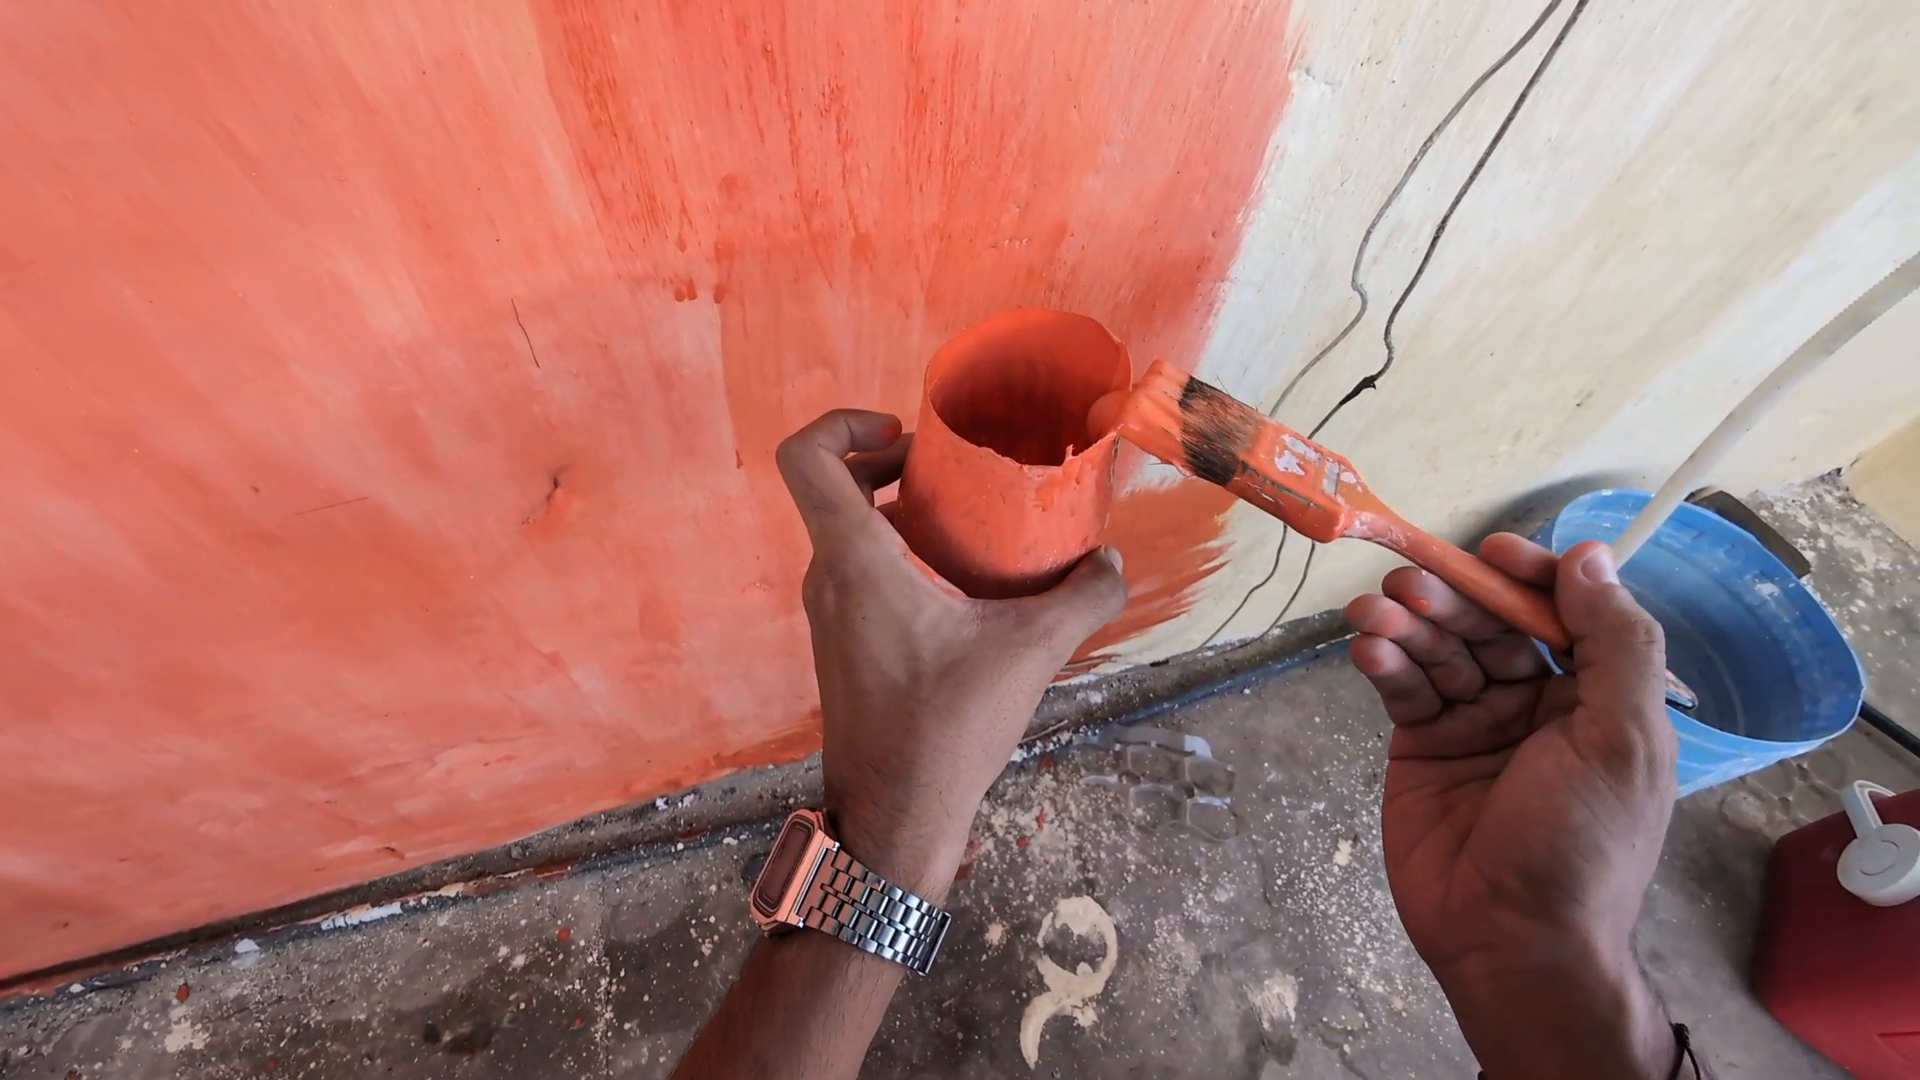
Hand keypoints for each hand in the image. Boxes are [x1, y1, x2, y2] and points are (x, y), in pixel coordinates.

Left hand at [776, 409, 1126, 898]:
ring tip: (965, 518)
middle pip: (833, 486)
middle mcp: (827, 575)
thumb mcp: (1030, 654)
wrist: (894, 815)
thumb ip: (1083, 598)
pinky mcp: (841, 638)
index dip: (843, 423)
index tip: (904, 435)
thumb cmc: (947, 727)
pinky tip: (956, 578)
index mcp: (854, 560)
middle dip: (889, 460)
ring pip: (848, 529)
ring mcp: (828, 610)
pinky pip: (858, 567)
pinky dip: (897, 550)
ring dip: (898, 509)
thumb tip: (1111, 562)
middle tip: (950, 469)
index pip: (807, 458)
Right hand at [1344, 535, 1677, 1078]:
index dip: (1529, 577)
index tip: (1491, 551)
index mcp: (1593, 699)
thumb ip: (1614, 645)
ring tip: (1370, 614)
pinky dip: (1383, 663)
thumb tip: (1592, 556)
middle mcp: (1531, 701)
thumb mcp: (1620, 741)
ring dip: (1403, 627)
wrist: (1505, 933)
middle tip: (1406, 585)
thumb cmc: (1577, 840)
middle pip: (1486, 627)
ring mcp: (1469, 719)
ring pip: (1436, 651)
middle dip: (1449, 601)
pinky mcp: (1418, 739)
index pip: (1560, 616)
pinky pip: (1401, 687)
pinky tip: (1366, 649)